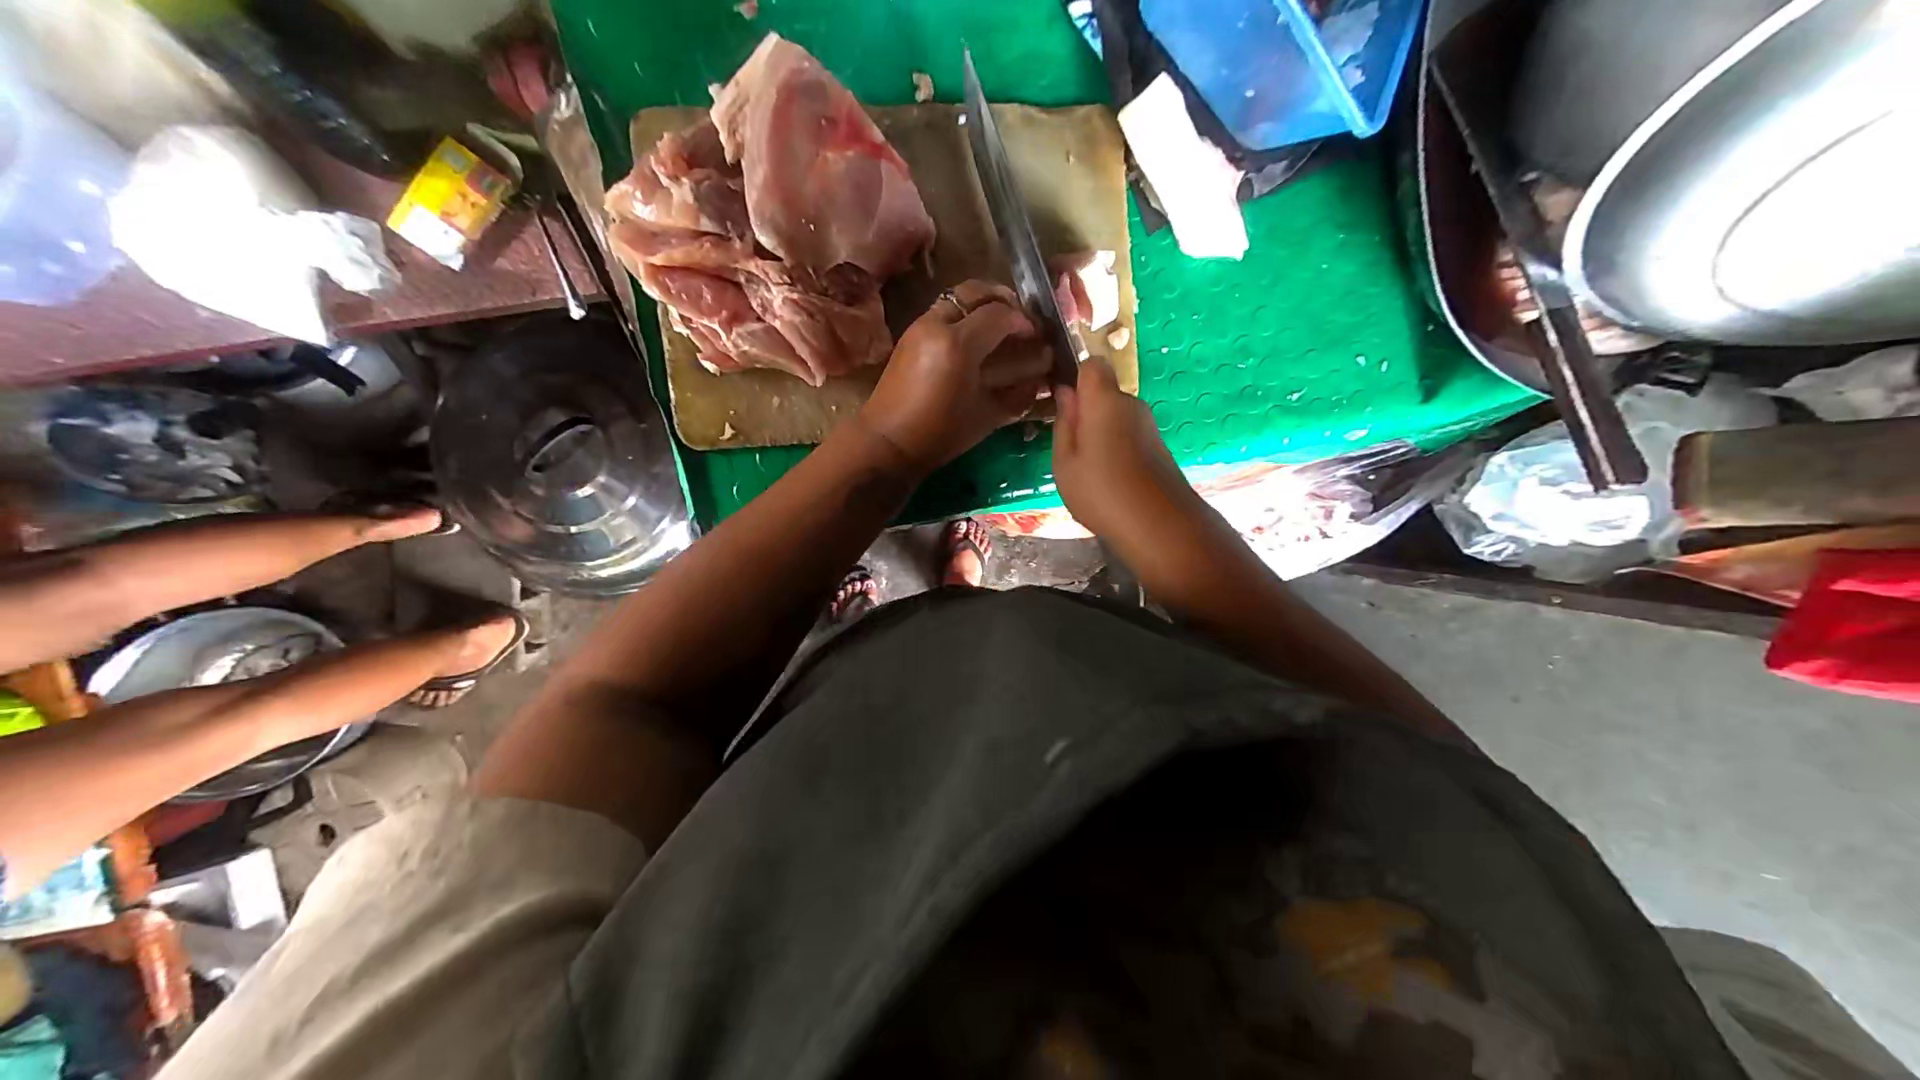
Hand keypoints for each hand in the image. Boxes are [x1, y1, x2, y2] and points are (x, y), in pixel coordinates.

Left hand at [858, 281, 1051, 472]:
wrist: (887, 443)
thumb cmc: (941, 434)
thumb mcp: (987, 416)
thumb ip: (1018, 393)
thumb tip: (1041, 379)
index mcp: (958, 344)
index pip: (1001, 314)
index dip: (1025, 321)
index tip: (1038, 335)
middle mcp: (937, 324)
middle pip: (977, 291)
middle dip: (1003, 300)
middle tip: (1020, 319)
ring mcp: (919, 326)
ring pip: (957, 298)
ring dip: (982, 306)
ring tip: (999, 326)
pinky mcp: (909, 335)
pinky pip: (942, 312)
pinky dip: (963, 317)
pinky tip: (976, 340)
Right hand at [1053, 354, 1198, 541]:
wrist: (1158, 525)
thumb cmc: (1101, 491)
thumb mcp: (1065, 461)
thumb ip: (1064, 422)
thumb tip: (1066, 393)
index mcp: (1104, 400)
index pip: (1091, 363)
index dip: (1075, 375)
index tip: (1061, 401)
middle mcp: (1131, 403)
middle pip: (1104, 393)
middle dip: (1085, 410)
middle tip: (1068, 446)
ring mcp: (1148, 425)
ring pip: (1115, 416)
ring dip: (1100, 433)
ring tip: (1086, 469)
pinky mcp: (1157, 446)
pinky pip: (1127, 435)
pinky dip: (1115, 449)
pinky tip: (1108, 479)